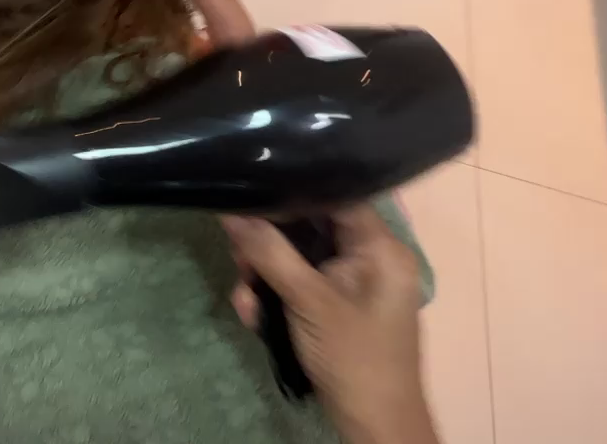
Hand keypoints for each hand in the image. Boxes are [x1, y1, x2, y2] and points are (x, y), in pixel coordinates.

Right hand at [222, 208, 439, 443]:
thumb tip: (228, 209)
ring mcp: (349, 280)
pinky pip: (294, 277)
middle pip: (306, 222)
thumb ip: (268, 250)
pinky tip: (253, 310)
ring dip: (261, 269)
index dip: (292, 186)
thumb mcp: (306, 299)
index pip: (334, 193)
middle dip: (266, 237)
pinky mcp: (332, 300)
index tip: (250, 187)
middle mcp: (367, 256)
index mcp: (379, 247)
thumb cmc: (353, 356)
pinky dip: (271, 291)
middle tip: (238, 251)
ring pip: (293, 251)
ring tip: (245, 292)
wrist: (374, 427)